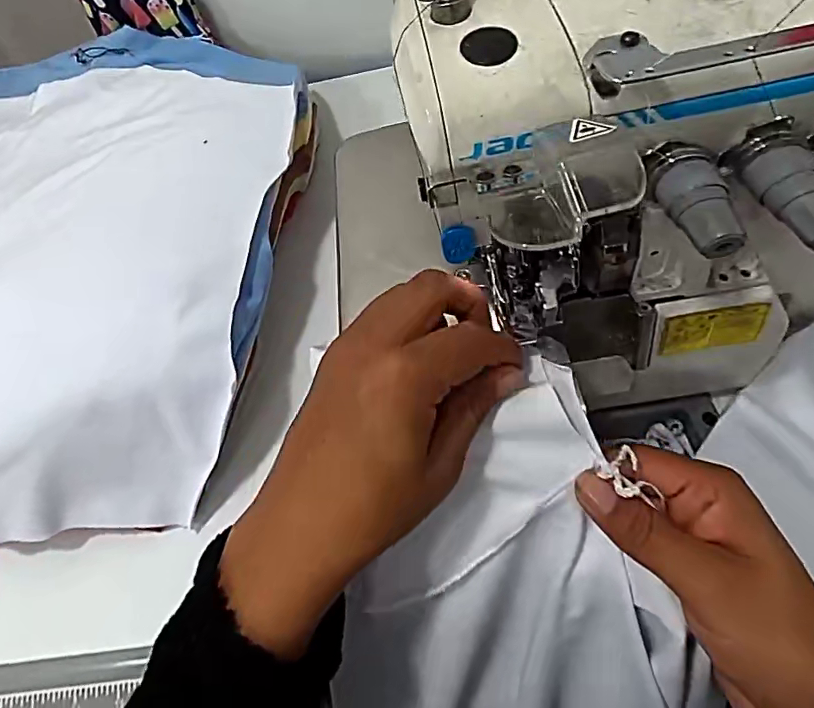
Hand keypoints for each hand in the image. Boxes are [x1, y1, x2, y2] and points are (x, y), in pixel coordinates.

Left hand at [221, 270, 522, 658]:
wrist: (300, 526)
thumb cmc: (373, 509)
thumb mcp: (440, 465)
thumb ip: (474, 406)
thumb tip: (503, 374)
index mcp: (404, 374)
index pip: (470, 338)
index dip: (501, 348)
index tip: (513, 364)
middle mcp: (374, 343)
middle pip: (434, 287)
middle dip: (470, 303)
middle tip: (484, 343)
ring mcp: (349, 343)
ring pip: (405, 291)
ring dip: (438, 306)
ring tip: (455, 350)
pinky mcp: (336, 352)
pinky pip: (381, 312)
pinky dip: (410, 317)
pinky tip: (421, 359)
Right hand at [575, 447, 813, 707]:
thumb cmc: (788, 641)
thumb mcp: (705, 577)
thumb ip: (644, 530)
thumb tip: (594, 485)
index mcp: (713, 489)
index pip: (639, 458)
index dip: (603, 472)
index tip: (573, 494)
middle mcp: (704, 508)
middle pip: (634, 487)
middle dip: (606, 505)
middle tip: (579, 527)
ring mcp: (696, 543)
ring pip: (636, 522)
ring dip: (616, 537)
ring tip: (601, 556)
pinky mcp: (689, 574)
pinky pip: (645, 554)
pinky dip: (627, 563)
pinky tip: (618, 575)